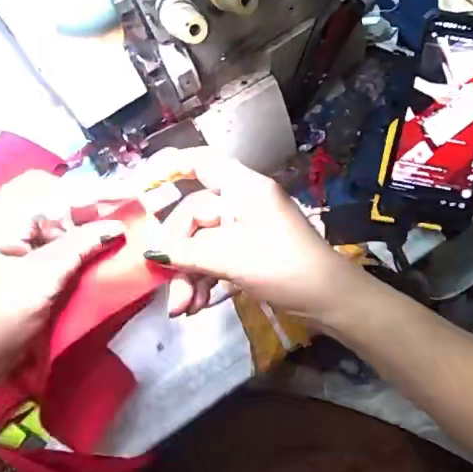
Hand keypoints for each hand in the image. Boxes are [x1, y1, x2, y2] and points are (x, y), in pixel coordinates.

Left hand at [0, 171, 124, 398]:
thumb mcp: (39, 282)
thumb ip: (78, 248)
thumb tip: (114, 227)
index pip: (47, 192)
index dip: (91, 194)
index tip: (128, 197)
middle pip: (40, 200)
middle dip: (81, 206)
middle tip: (118, 215)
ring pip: (37, 222)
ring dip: (72, 226)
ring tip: (105, 232)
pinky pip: (31, 243)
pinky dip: (58, 244)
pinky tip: (80, 251)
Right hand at [139, 149, 359, 323]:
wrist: (331, 301)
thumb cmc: (284, 267)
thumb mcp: (230, 258)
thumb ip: (187, 252)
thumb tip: (152, 253)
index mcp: (244, 188)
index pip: (201, 162)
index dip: (169, 167)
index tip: (141, 185)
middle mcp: (243, 202)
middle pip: (194, 216)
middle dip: (178, 256)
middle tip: (171, 290)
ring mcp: (247, 228)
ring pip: (202, 243)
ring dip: (189, 275)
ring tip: (184, 309)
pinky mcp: (251, 253)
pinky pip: (216, 259)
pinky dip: (205, 280)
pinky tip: (198, 306)